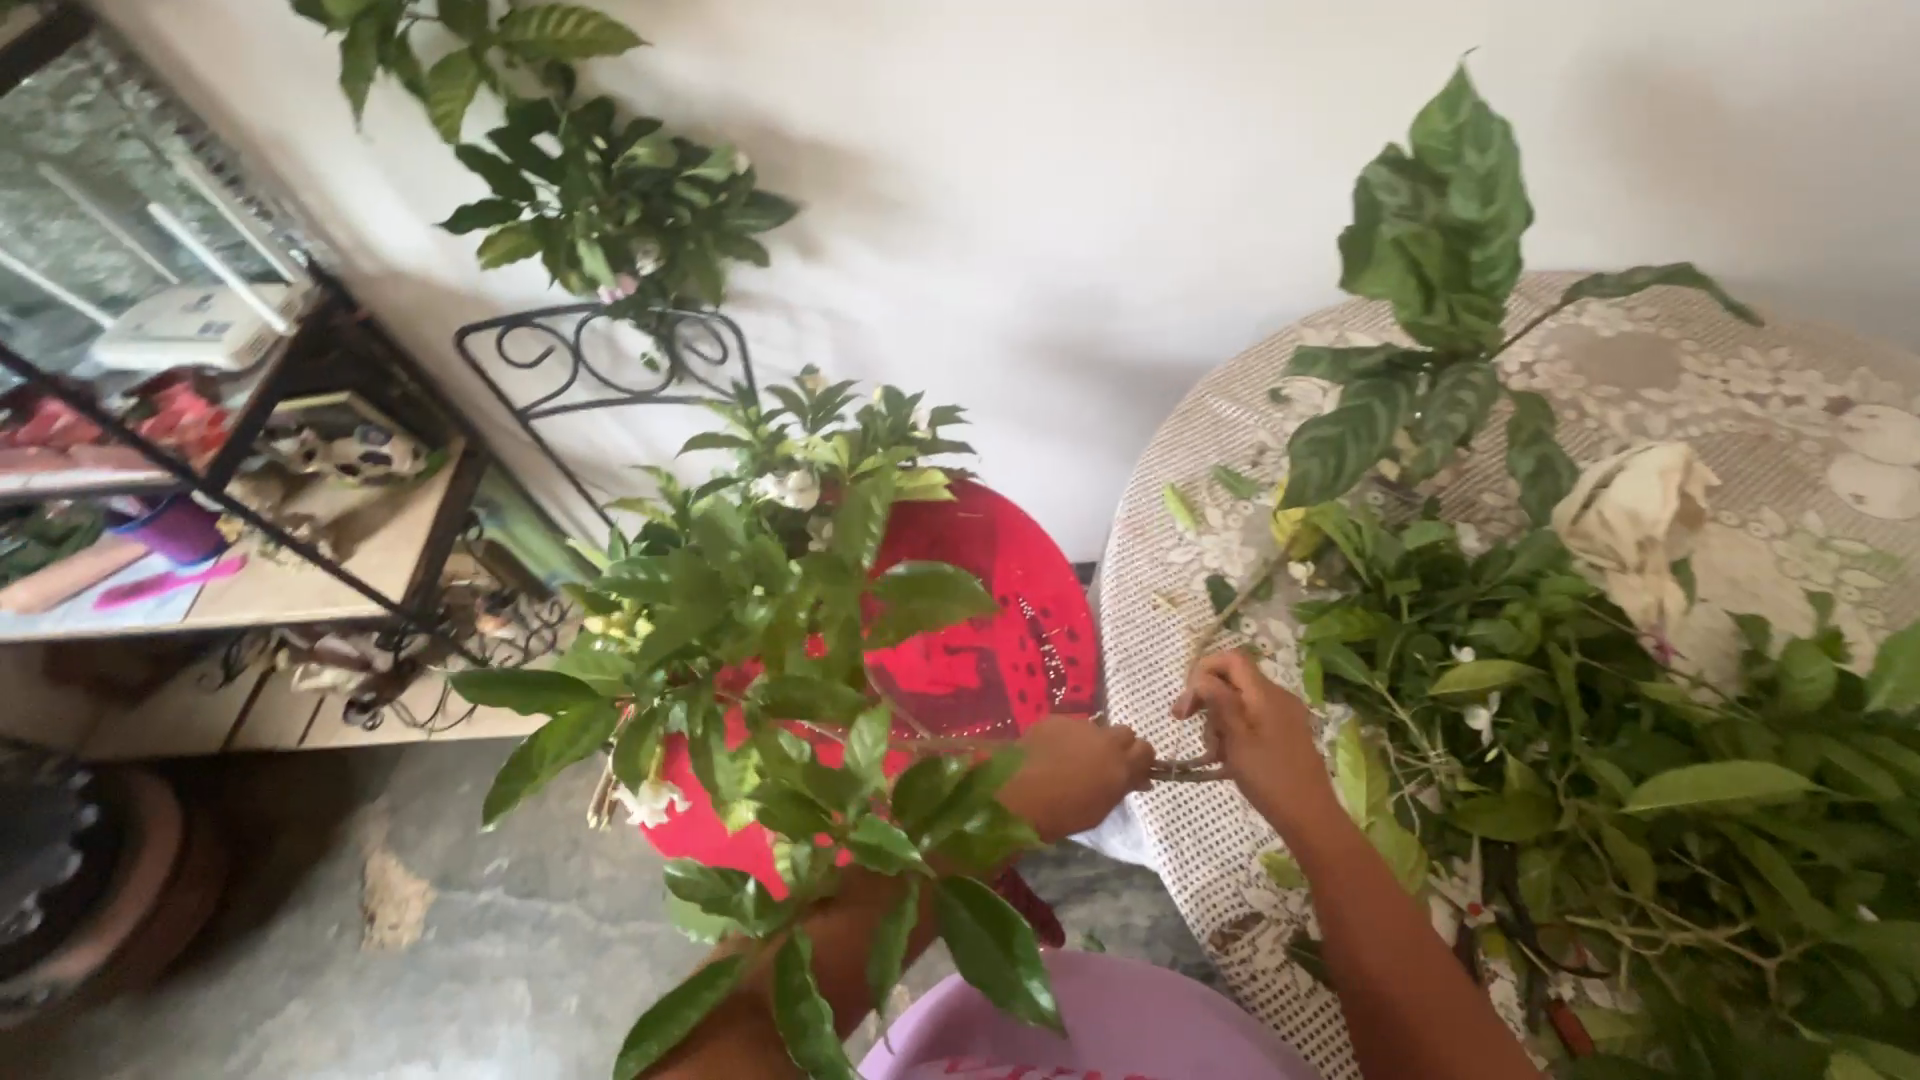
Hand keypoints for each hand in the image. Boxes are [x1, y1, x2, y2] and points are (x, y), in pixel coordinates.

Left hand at [996, 715, 1154, 841]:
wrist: (1021, 793)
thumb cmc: (1064, 813)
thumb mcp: (1102, 808)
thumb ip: (1122, 787)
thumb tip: (1139, 779)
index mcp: (1121, 764)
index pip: (1146, 750)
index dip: (1140, 759)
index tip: (1132, 769)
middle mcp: (1106, 739)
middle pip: (1125, 733)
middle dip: (1119, 745)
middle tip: (1104, 761)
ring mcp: (1080, 726)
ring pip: (1096, 728)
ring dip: (1091, 740)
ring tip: (1072, 756)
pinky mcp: (1056, 719)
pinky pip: (1069, 725)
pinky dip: (1066, 736)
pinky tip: (1051, 750)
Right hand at [1176, 650, 1342, 837]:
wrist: (1310, 817)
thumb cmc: (1269, 778)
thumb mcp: (1237, 738)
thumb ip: (1219, 701)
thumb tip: (1201, 676)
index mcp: (1266, 694)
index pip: (1231, 659)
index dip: (1204, 670)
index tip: (1188, 700)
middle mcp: (1277, 698)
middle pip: (1232, 681)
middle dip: (1206, 700)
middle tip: (1183, 722)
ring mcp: (1282, 716)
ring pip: (1238, 703)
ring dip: (1217, 721)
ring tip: (1213, 753)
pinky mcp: (1284, 734)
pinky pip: (1250, 721)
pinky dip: (1232, 733)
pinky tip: (1225, 759)